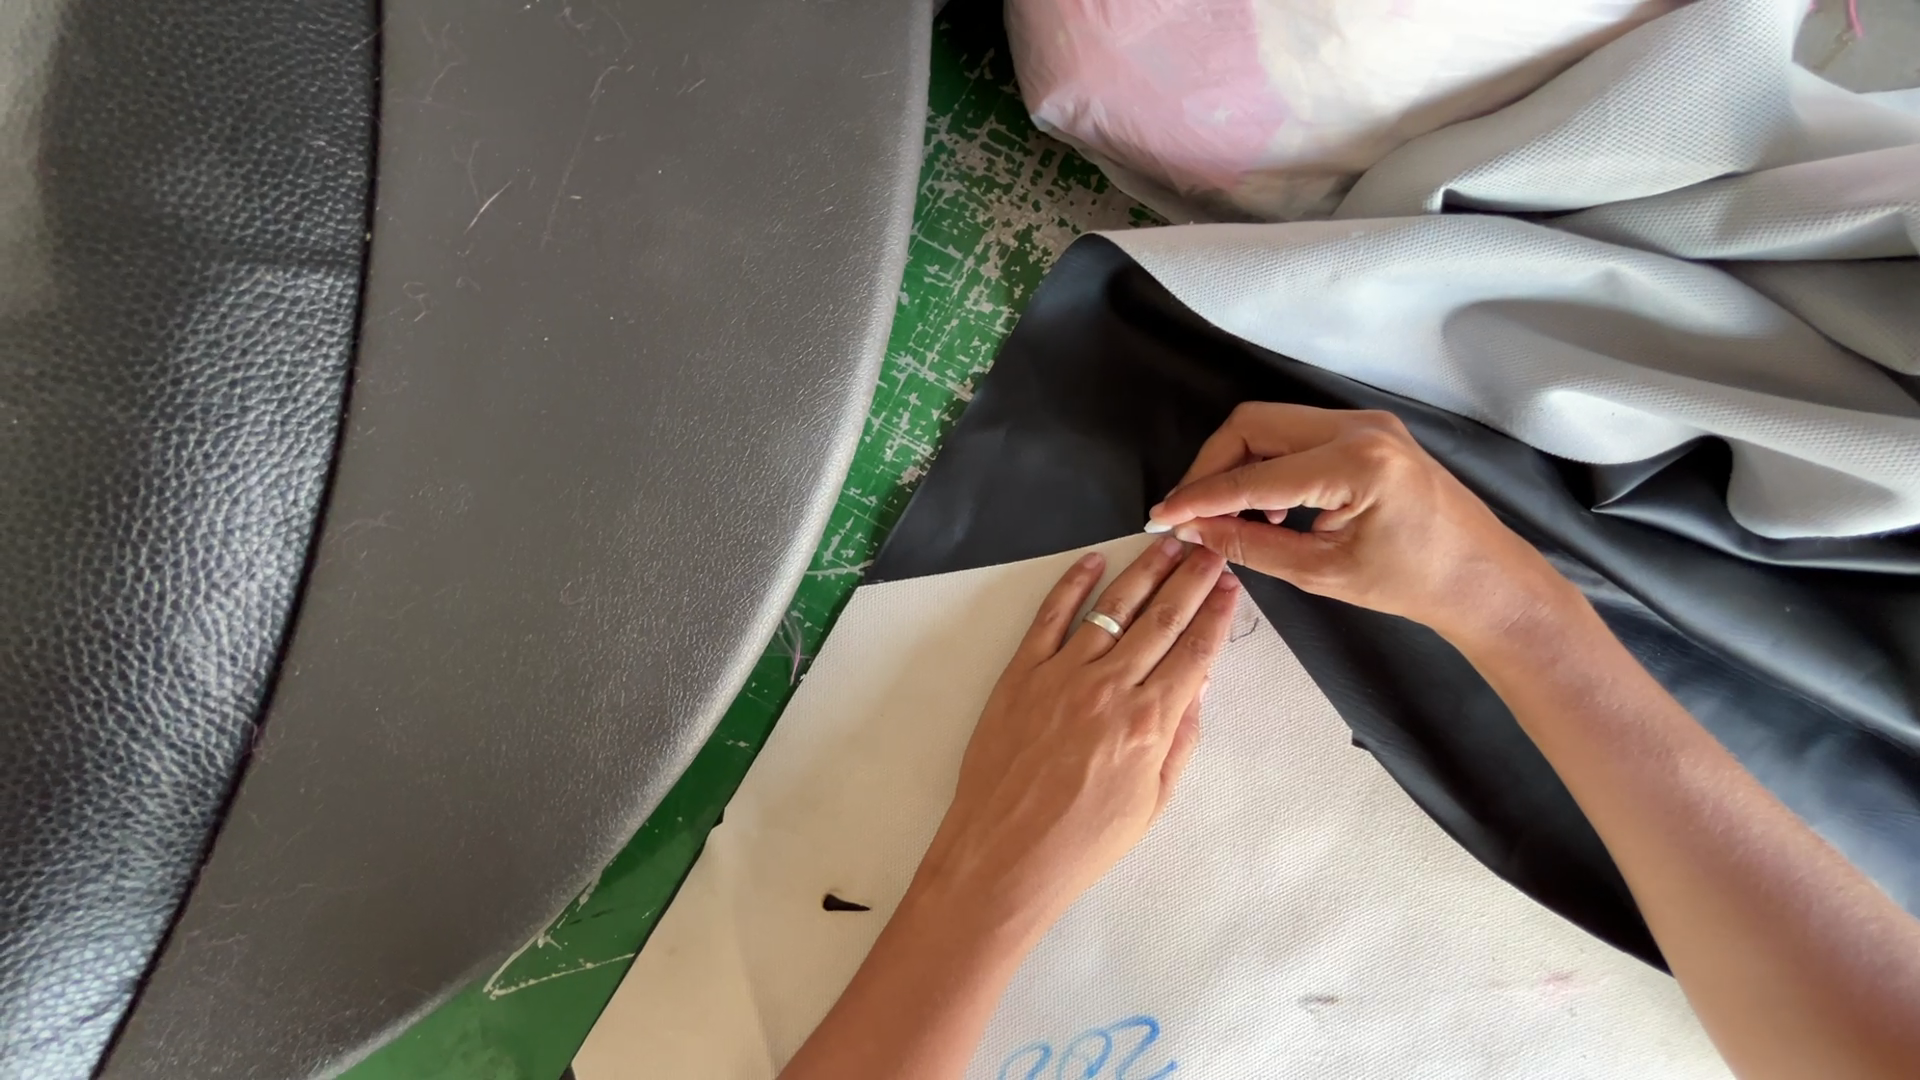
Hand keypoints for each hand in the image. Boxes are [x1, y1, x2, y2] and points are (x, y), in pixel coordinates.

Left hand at [906, 537, 1239, 940]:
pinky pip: (1051, 615)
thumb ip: (1181, 738)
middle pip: (1162, 618)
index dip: (1217, 614)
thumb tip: (1199, 684)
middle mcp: (1110, 687)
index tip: (1231, 586)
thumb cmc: (1082, 841)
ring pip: (1113, 607)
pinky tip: (1093, 560)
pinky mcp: (1022, 671)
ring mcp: (1062, 673)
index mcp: (1149, 723)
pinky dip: (1072, 583)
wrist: (1005, 853)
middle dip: (1192, 579)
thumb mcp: (1153, 802)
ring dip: (1145, 571)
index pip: (1195, 653)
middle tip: (1209, 550)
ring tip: (1167, 545)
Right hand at [1146, 404, 1571, 646]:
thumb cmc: (1412, 584)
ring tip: (1226, 516)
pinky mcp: (1365, 431)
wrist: (1484, 579)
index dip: (1197, 498)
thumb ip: (1247, 546)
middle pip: (1251, 425)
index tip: (1161, 517)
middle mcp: (1359, 428)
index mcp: (1355, 465)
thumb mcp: (1319, 573)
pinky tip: (1265, 508)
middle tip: (1189, 512)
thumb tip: (1191, 531)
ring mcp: (1365, 423)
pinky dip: (1265, 465)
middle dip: (1210, 468)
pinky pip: (1293, 435)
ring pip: (1268, 425)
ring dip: (1236, 465)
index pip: (1251, 476)